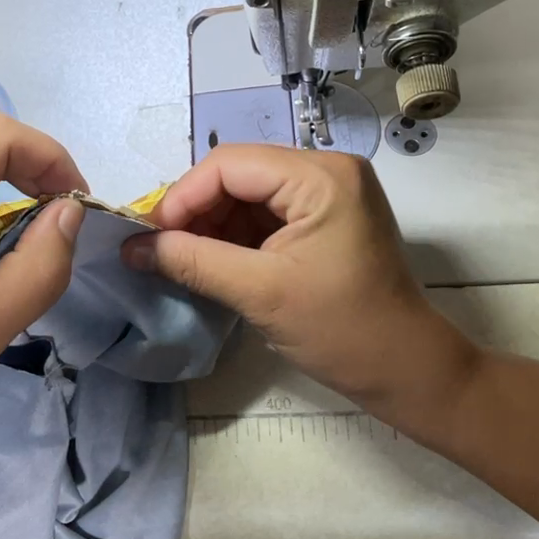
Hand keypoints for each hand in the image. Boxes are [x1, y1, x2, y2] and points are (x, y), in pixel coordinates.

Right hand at [120, 144, 479, 415]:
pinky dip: (232, 237)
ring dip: (210, 226)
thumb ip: (192, 262)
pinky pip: (264, 216)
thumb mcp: (260, 293)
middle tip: (159, 250)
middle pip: (238, 176)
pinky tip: (208, 261)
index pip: (230, 165)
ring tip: (179, 259)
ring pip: (247, 196)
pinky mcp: (324, 219)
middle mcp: (327, 171)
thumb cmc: (342, 330)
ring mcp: (328, 194)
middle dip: (194, 212)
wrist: (407, 372)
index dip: (182, 197)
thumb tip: (132, 248)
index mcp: (322, 176)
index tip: (148, 238)